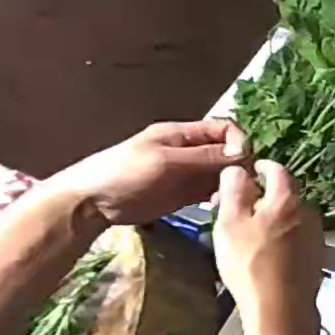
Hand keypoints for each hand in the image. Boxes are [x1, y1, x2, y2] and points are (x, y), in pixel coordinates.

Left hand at [47, 120, 243, 227]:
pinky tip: (222, 204)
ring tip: (234, 197)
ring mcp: (188, 173)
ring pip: (222, 172)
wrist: (90, 203)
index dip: (239, 142)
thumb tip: (243, 153)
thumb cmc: (124, 174)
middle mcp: (191, 151)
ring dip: (232, 182)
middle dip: (239, 165)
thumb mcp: (167, 161)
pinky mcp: (185, 193)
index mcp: (183, 134)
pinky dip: (221, 195)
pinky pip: (212, 190)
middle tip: (243, 184)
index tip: (244, 161)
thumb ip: (205, 156)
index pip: (224, 129)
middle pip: (227, 151)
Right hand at [214, 156, 323, 334]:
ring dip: (271, 215)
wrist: (281, 307)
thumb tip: (239, 169)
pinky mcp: (316, 253)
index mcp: (288, 199)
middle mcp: (308, 211)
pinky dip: (281, 232)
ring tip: (247, 228)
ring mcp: (316, 233)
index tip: (247, 171)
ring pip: (291, 214)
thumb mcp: (230, 223)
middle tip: (236, 204)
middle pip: (285, 193)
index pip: (277, 169)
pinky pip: (296, 233)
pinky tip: (266, 248)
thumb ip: (235, 191)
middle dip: (262, 193)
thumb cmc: (250, 262)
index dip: (260, 166)